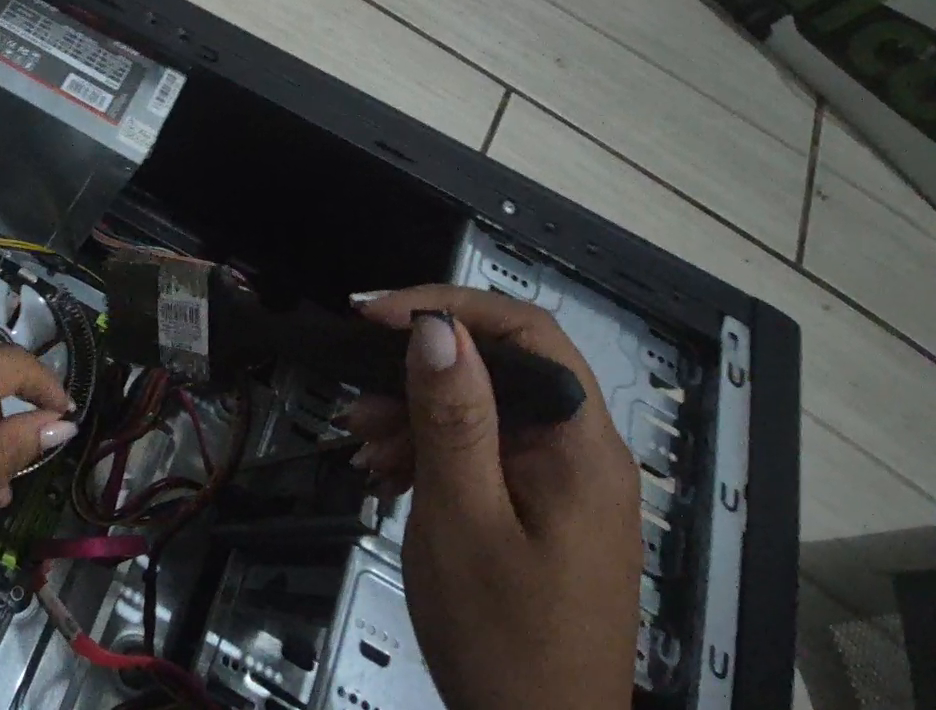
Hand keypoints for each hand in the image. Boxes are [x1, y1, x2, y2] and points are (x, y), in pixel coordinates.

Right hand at [339, 286, 641, 709]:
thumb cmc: (499, 629)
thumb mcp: (460, 514)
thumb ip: (453, 416)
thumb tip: (436, 327)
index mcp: (578, 444)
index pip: (525, 332)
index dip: (446, 307)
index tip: (371, 315)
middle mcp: (581, 450)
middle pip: (500, 368)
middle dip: (418, 371)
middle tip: (355, 400)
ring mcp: (561, 480)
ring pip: (483, 409)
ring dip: (415, 413)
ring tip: (363, 444)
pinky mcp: (538, 505)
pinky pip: (481, 451)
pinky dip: (429, 450)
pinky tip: (388, 474)